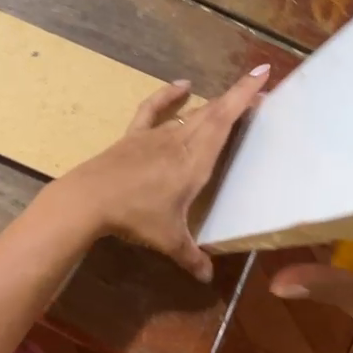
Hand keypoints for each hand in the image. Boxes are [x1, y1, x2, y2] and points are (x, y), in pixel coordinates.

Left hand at [45, 63, 270, 281]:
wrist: (89, 199)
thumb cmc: (135, 216)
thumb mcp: (168, 239)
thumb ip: (190, 256)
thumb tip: (207, 278)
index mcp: (195, 160)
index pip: (225, 121)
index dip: (244, 96)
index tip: (263, 74)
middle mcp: (179, 141)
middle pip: (213, 112)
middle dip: (237, 98)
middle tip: (257, 90)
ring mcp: (155, 135)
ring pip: (190, 113)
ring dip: (211, 104)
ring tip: (229, 100)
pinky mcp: (134, 135)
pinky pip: (153, 109)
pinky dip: (168, 95)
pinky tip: (181, 86)